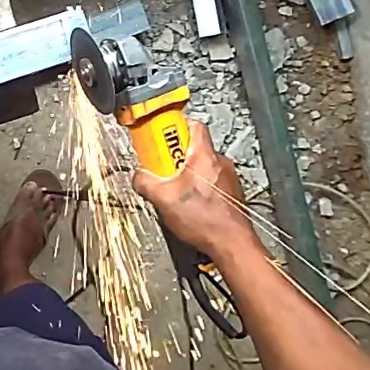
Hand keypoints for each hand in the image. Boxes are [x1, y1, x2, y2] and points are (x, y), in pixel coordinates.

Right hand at [132, 119, 254, 257]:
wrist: (232, 245)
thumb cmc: (207, 221)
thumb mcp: (163, 200)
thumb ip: (144, 182)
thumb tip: (138, 176)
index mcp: (204, 156)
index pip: (192, 124)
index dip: (173, 128)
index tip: (159, 138)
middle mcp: (219, 163)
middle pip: (192, 147)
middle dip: (173, 158)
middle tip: (162, 172)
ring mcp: (227, 178)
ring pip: (200, 165)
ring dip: (185, 174)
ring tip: (175, 192)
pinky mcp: (230, 192)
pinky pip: (209, 180)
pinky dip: (197, 187)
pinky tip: (189, 204)